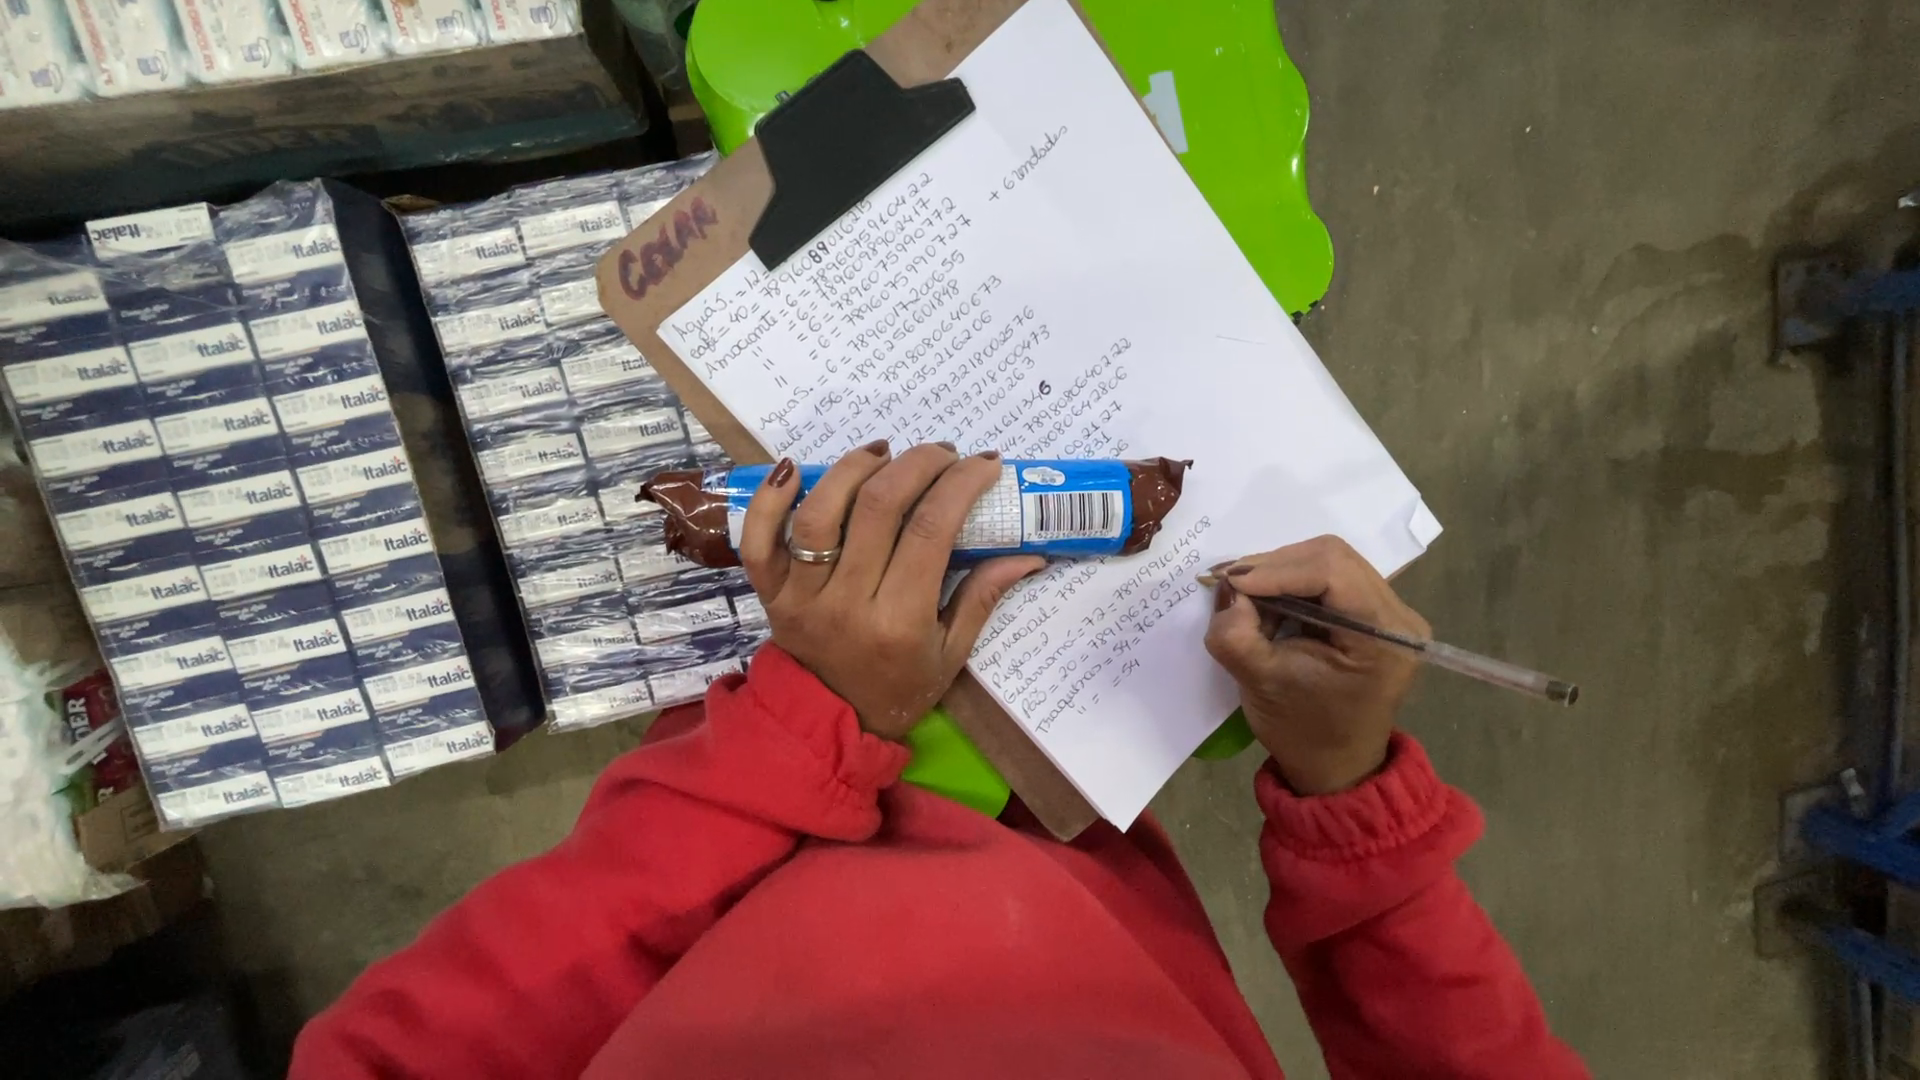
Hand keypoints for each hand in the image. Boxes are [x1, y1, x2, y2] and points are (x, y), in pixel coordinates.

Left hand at [737, 441, 1043, 738]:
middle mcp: (848, 601)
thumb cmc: (898, 689)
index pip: (932, 530)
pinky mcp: (770, 593)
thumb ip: (982, 598)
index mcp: (900, 621)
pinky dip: (769, 500)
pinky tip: (795, 468)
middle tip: (943, 454)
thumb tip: (1028, 554)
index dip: (961, 485)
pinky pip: (758, 540)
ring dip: (854, 468)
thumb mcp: (951, 655)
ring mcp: (801, 596)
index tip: (983, 464)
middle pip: (880, 507)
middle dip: (919, 464)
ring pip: (821, 512)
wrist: (830, 725)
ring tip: (884, 452)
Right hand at [1203, 535, 1429, 794]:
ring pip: (1326, 560)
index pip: (1331, 571)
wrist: (1334, 765)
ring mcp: (1387, 610)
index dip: (1274, 569)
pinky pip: (1326, 576)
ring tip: (1247, 600)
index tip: (1230, 584)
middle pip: (1330, 556)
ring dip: (1277, 572)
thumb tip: (1226, 589)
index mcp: (1383, 635)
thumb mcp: (1259, 682)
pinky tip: (1266, 604)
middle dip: (1272, 567)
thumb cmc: (1301, 731)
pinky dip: (1287, 582)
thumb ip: (1236, 633)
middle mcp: (1397, 614)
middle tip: (1231, 587)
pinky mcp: (1369, 612)